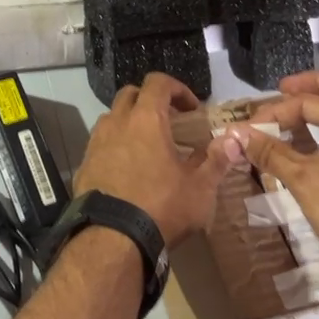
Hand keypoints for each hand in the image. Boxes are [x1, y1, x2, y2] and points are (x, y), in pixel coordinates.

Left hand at [73, 72, 223, 245]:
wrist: (113, 236)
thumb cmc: (162, 206)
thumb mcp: (199, 188)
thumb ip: (216, 160)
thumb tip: (233, 140)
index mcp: (145, 119)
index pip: (157, 82)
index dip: (177, 88)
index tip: (192, 108)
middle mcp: (117, 121)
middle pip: (131, 93)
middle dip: (151, 100)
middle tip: (170, 122)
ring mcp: (96, 140)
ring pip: (113, 116)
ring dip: (131, 122)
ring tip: (150, 147)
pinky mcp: (85, 161)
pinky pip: (102, 141)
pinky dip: (116, 144)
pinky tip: (129, 169)